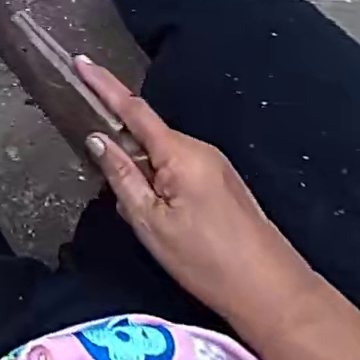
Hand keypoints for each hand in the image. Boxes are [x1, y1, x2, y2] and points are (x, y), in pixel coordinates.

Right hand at [78, 58, 321, 324]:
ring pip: (159, 153)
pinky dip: (157, 181)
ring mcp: (214, 165)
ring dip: (139, 170)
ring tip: (139, 212)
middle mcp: (199, 150)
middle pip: (144, 132)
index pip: (132, 108)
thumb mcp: (149, 221)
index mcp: (179, 153)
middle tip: (108, 182)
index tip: (80, 61)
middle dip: (120, 147)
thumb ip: (120, 174)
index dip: (102, 83)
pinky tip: (160, 215)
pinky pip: (175, 167)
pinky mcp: (220, 182)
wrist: (279, 299)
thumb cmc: (208, 261)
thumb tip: (96, 138)